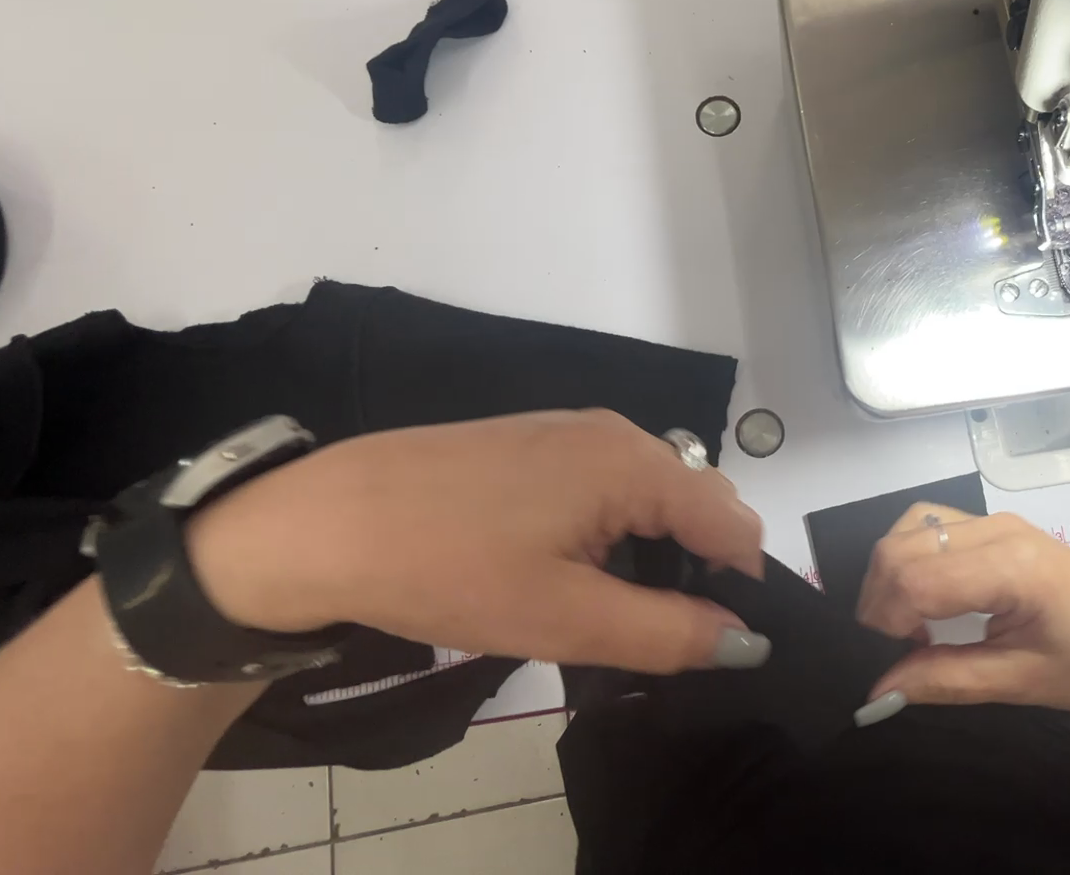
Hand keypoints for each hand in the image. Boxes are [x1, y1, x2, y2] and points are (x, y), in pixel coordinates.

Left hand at [185, 410, 770, 674]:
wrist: (323, 522)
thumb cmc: (450, 569)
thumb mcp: (566, 619)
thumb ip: (669, 631)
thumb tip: (746, 639)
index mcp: (634, 464)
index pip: (732, 520)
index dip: (741, 583)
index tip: (718, 640)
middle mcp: (617, 433)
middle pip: (697, 501)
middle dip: (699, 566)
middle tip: (656, 631)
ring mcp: (576, 429)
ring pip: (654, 492)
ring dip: (656, 548)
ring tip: (612, 605)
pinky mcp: (541, 440)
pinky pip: (611, 481)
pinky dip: (618, 526)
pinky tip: (572, 564)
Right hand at [856, 506, 1069, 712]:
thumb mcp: (1019, 682)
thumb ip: (943, 680)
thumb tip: (877, 692)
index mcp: (1011, 566)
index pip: (917, 578)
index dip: (887, 620)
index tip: (891, 659)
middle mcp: (996, 528)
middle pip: (901, 546)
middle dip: (880, 598)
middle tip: (896, 646)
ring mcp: (993, 520)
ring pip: (908, 527)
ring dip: (891, 574)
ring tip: (906, 622)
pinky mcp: (992, 524)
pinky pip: (928, 525)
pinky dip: (909, 557)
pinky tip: (924, 594)